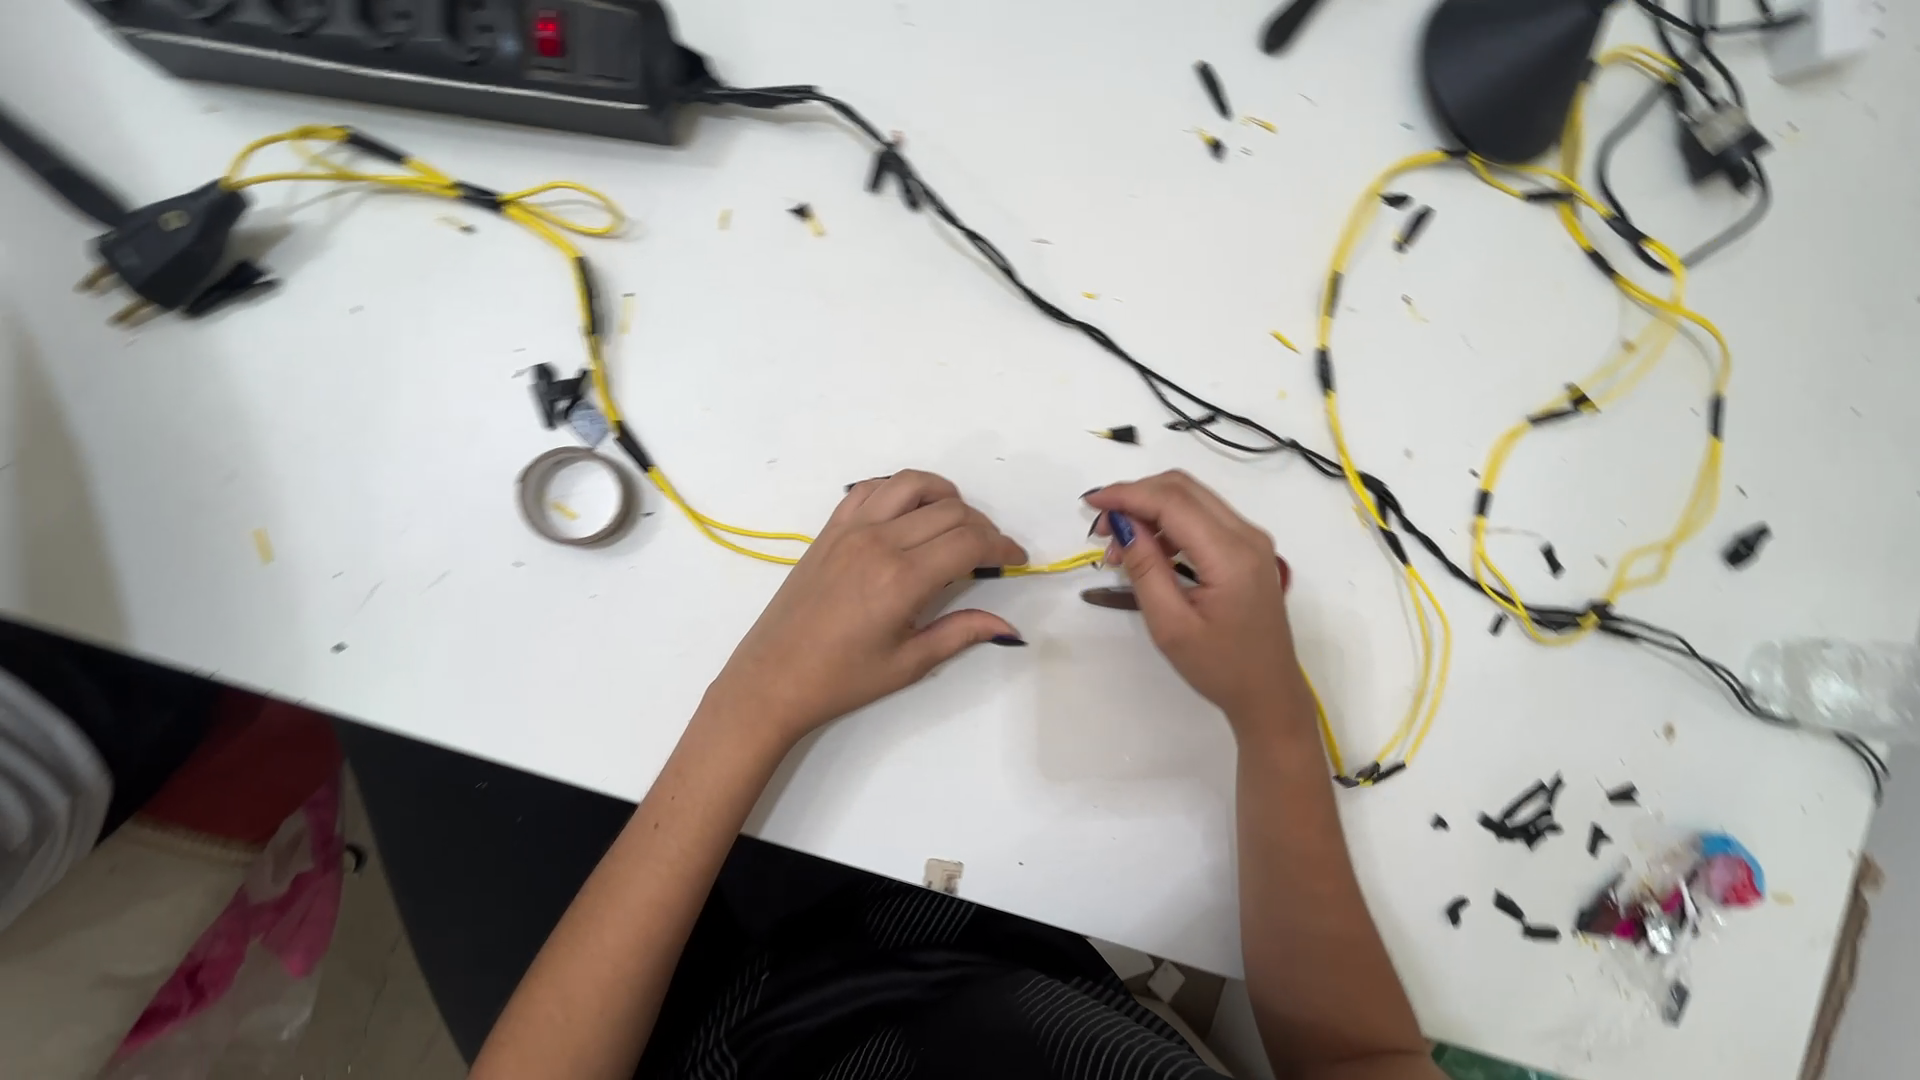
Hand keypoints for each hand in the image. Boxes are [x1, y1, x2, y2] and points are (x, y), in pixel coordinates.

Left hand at [703, 470, 1028, 750]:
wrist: (771, 678)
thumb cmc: (841, 679)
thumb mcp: (909, 663)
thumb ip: (961, 633)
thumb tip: (1008, 626)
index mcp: (902, 579)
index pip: (969, 542)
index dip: (1002, 546)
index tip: (1015, 559)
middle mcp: (878, 542)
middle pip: (949, 510)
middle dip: (982, 527)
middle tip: (989, 553)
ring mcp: (850, 529)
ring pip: (911, 484)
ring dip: (945, 496)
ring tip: (956, 523)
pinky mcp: (830, 528)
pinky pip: (871, 488)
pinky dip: (899, 490)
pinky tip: (909, 514)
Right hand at [1084, 471, 1310, 732]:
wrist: (1268, 693)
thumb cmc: (1219, 667)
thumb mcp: (1170, 624)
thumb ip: (1145, 568)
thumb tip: (1122, 524)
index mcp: (1230, 555)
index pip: (1172, 502)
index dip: (1127, 495)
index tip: (1091, 505)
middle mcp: (1246, 535)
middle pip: (1182, 488)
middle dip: (1135, 497)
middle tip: (1101, 529)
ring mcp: (1250, 539)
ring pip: (1191, 497)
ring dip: (1149, 508)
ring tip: (1119, 547)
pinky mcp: (1247, 548)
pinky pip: (1201, 516)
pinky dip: (1167, 522)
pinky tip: (1147, 550)